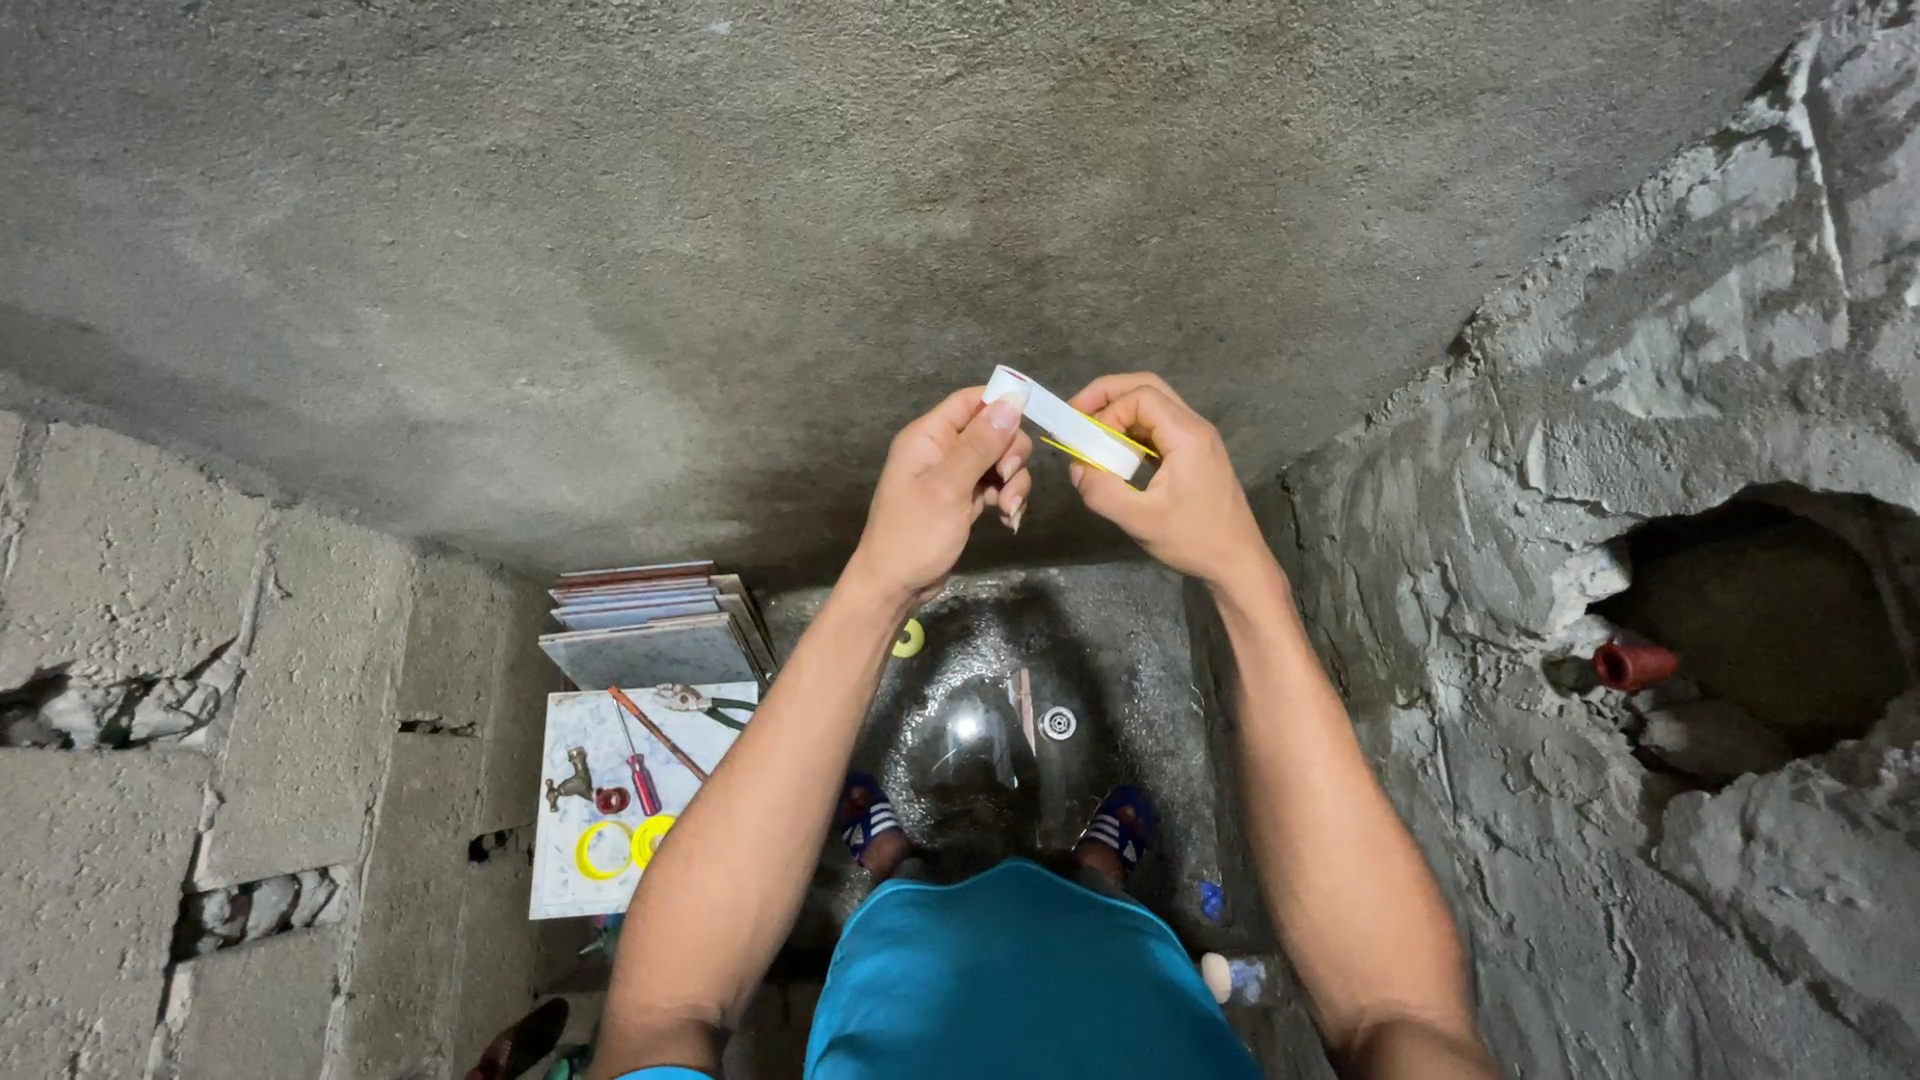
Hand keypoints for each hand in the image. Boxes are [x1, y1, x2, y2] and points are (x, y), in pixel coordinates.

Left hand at [845, 387, 1033, 604]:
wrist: (896, 585)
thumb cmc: (915, 534)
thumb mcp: (949, 487)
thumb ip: (980, 444)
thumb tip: (1011, 401)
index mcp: (929, 436)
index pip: (971, 400)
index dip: (1002, 404)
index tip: (1030, 419)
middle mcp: (942, 450)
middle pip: (993, 431)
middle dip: (1010, 454)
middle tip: (1007, 478)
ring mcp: (954, 476)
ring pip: (1000, 461)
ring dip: (1013, 482)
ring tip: (1009, 510)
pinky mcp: (965, 500)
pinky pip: (996, 487)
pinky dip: (1007, 499)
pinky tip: (1009, 520)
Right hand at [1066, 373, 1272, 587]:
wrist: (1238, 562)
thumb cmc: (1195, 540)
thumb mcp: (1141, 521)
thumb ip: (1103, 493)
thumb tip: (1077, 469)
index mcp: (1187, 435)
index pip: (1140, 396)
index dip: (1107, 411)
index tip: (1087, 440)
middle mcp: (1194, 427)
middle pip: (1147, 387)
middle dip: (1108, 395)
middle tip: (1076, 414)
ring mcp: (1196, 440)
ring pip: (1153, 406)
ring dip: (1119, 412)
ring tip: (1091, 434)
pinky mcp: (1193, 454)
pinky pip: (1158, 428)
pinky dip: (1131, 432)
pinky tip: (1116, 454)